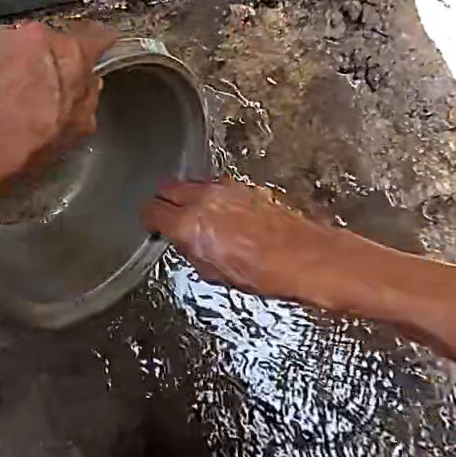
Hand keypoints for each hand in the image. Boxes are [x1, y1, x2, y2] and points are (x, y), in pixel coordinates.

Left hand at [0, 19, 116, 185]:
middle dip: (55, 59)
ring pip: (23, 44)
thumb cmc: (30, 140)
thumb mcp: (76, 126)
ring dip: (24, 60)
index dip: (101, 45)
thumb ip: (89, 96)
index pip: (97, 36)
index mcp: (72, 52)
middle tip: (49, 87)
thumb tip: (89, 84)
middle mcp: (39, 35)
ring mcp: (5, 38)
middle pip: (55, 40)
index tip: (101, 48)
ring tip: (17, 91)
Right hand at [139, 178, 381, 310]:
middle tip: (168, 215)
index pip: (150, 210)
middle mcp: (203, 199)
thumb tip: (184, 241)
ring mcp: (226, 188)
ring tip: (197, 216)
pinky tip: (223, 214)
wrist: (307, 259)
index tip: (152, 225)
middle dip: (165, 201)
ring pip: (193, 183)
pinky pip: (217, 186)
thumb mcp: (212, 273)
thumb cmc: (264, 272)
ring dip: (189, 196)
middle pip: (168, 187)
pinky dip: (213, 196)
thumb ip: (189, 250)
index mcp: (187, 223)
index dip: (148, 219)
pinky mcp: (246, 187)